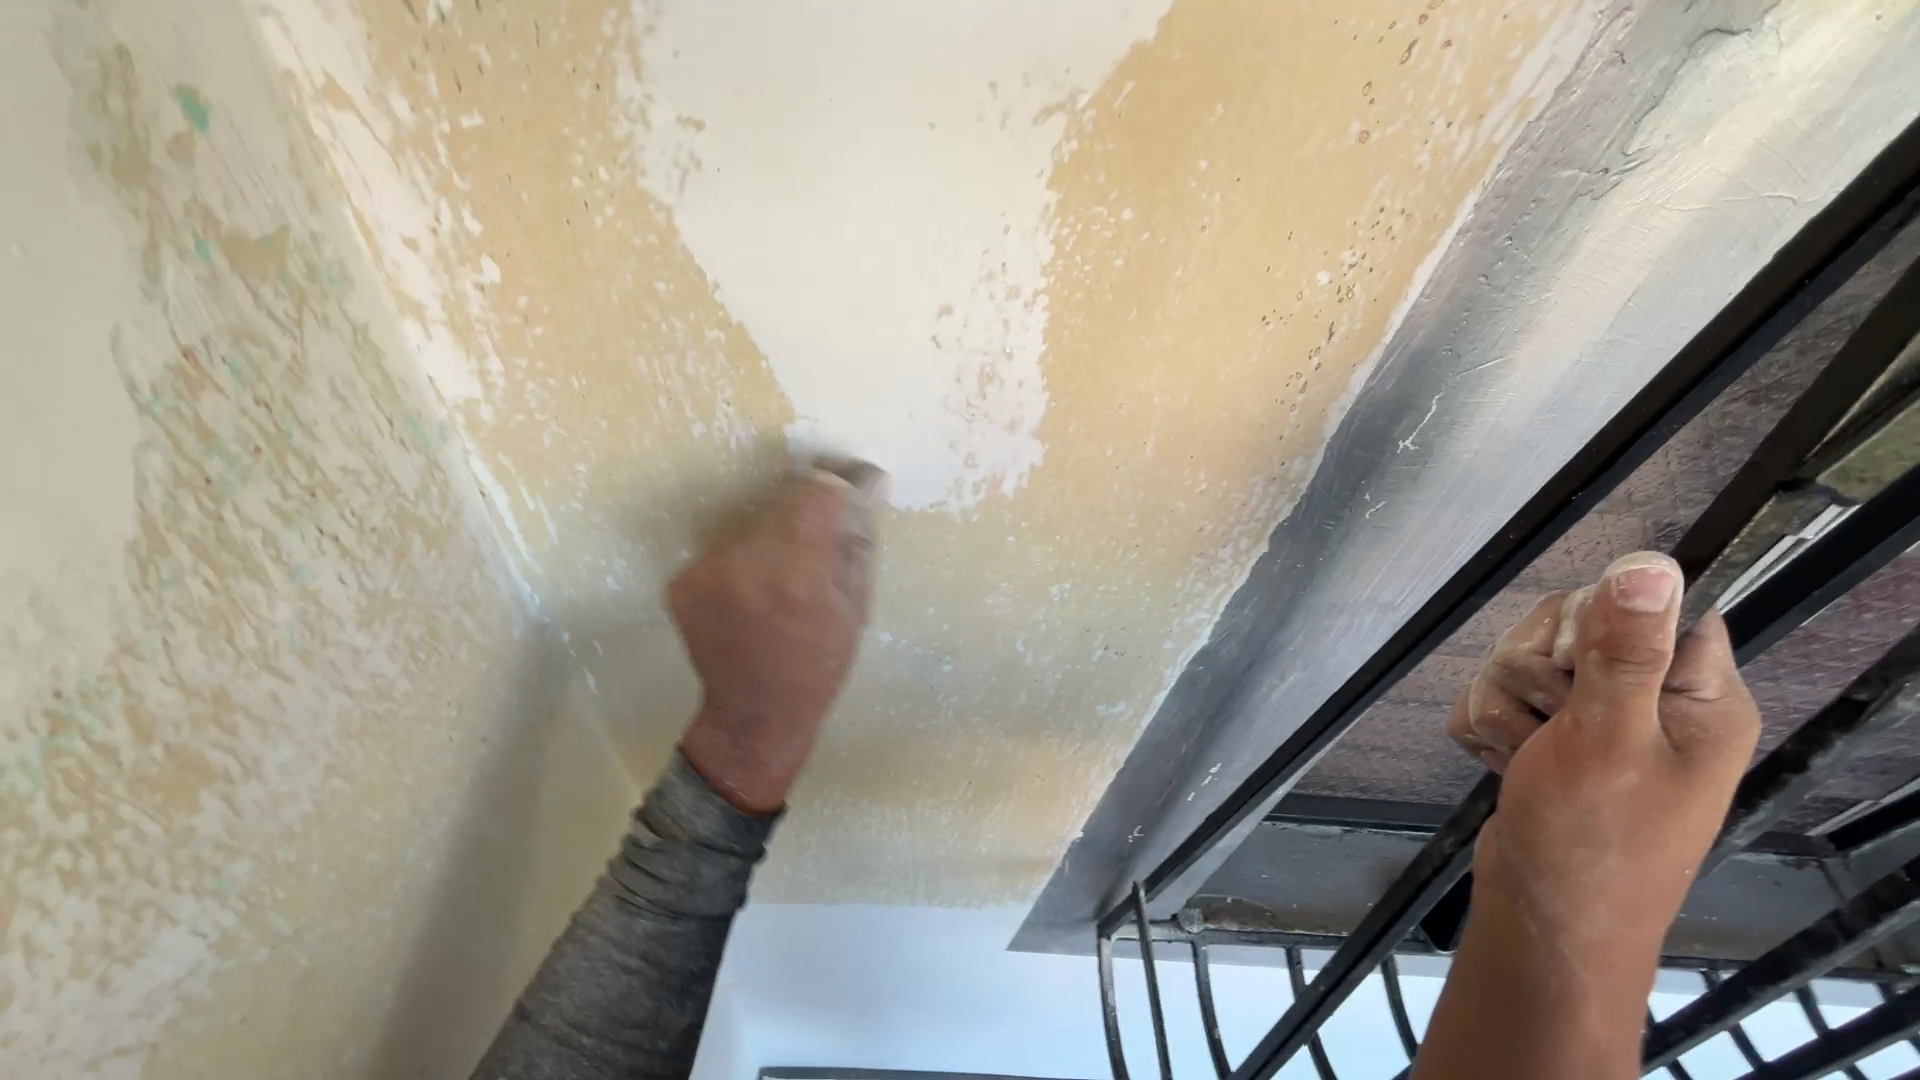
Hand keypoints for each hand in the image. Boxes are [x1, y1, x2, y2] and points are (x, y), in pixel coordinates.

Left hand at [672, 465, 884, 813]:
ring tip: (778, 581)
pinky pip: (723, 550)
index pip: (817, 492)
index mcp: (800, 573)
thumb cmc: (820, 664)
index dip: (833, 491)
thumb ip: (858, 541)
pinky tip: (750, 597)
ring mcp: (707, 573)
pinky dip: (741, 563)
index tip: (840, 501)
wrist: (755, 714)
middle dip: (802, 518)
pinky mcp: (681, 583)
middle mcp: (748, 565)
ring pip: (750, 525)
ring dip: (770, 540)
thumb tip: (868, 483)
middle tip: (811, 551)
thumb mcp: (857, 606)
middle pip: (781, 504)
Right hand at [1446, 550, 1760, 954]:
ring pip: (1511, 661)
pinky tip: (1506, 766)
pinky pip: (1487, 698)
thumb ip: (1626, 651)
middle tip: (1550, 721)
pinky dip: (1485, 732)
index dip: (1597, 621)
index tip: (1577, 663)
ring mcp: (1587, 720)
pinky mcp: (1537, 737)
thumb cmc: (1592, 838)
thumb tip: (1650, 563)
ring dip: (1501, 709)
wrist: (1537, 913)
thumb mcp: (1611, 739)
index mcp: (1692, 693)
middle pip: (1563, 626)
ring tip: (1525, 758)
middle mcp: (1644, 698)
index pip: (1645, 606)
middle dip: (1530, 672)